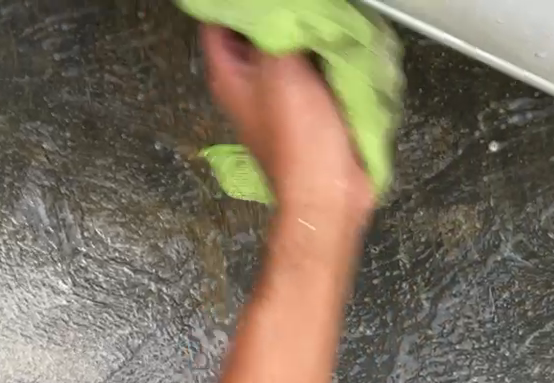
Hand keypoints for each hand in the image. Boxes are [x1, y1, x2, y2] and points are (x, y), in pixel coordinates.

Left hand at [201, 24, 374, 233]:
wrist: (329, 193)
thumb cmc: (299, 141)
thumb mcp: (280, 63)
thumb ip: (272, 22)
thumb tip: (276, 7)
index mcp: (229, 76)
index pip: (217, 18)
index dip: (236, 4)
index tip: (266, 2)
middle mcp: (250, 87)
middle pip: (256, 31)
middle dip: (277, 12)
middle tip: (299, 6)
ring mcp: (280, 99)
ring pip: (288, 48)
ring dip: (306, 32)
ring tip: (320, 18)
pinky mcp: (309, 111)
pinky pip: (314, 70)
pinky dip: (324, 56)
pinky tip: (336, 45)